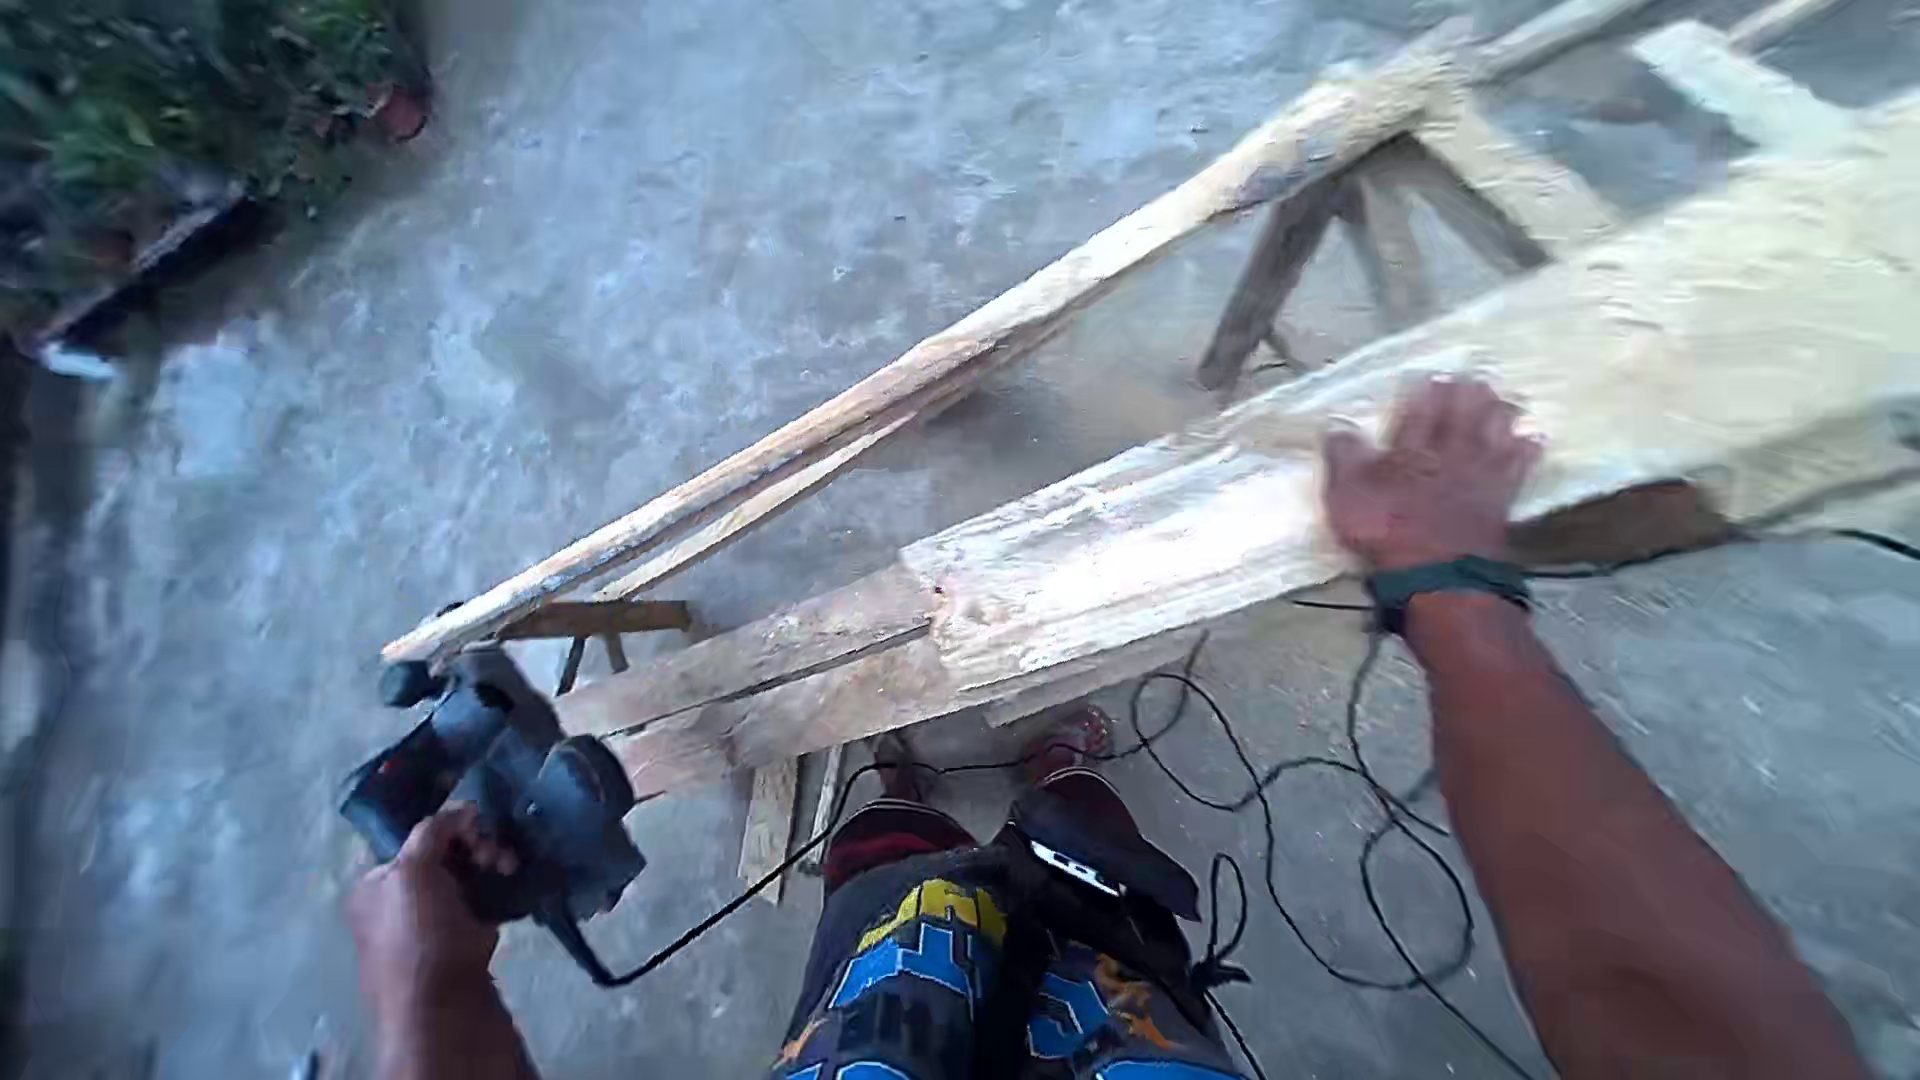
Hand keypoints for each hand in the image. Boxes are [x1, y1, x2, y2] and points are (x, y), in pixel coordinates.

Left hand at [347, 804, 518, 1010]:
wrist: (441, 987)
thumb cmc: (417, 928)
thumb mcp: (411, 871)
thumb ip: (433, 830)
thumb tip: (464, 806)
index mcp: (378, 881)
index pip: (417, 837)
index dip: (448, 827)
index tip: (473, 827)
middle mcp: (403, 892)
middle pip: (449, 847)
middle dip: (477, 842)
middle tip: (490, 851)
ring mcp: (437, 906)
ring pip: (473, 861)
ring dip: (494, 856)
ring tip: (507, 865)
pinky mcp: (467, 916)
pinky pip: (487, 881)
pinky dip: (501, 873)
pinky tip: (511, 873)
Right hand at [1322, 376, 1541, 571]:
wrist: (1434, 570)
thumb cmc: (1383, 529)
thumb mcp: (1346, 493)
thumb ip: (1343, 457)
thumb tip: (1336, 425)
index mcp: (1410, 451)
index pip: (1418, 412)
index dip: (1424, 392)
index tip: (1428, 374)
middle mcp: (1449, 454)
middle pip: (1462, 416)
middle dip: (1466, 394)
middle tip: (1472, 375)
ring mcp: (1479, 476)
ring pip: (1495, 433)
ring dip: (1499, 413)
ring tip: (1503, 397)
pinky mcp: (1500, 499)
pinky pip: (1519, 467)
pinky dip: (1526, 450)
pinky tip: (1532, 438)